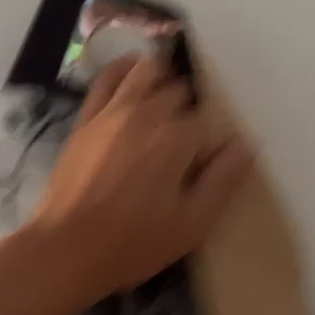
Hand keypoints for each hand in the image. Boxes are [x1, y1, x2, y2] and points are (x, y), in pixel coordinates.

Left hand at [27, 52, 255, 302]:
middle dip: (190, 107)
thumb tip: (247, 144)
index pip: (207, 119)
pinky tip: (134, 70)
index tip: (207, 158)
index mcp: (177, 138)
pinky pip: (107, 77)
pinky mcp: (87, 116)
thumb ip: (223, 180)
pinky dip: (124, 67)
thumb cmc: (135, 241)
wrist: (68, 247)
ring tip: (168, 96)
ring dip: (163, 77)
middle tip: (189, 137)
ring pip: (146, 71)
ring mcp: (113, 110)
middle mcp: (147, 112)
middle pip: (179, 91)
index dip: (210, 138)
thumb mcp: (192, 224)